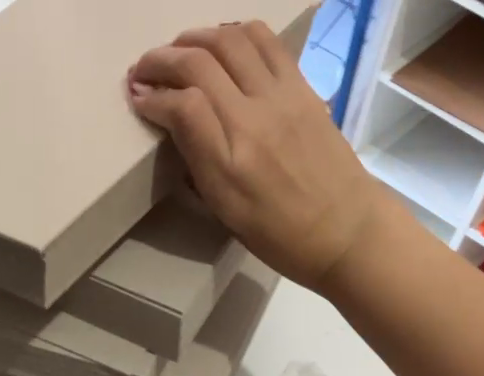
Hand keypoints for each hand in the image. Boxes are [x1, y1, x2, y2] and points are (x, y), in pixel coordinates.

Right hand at [128, 22, 394, 290]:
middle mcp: (253, 120)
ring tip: (179, 50)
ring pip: (229, 40)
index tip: (137, 99)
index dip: (151, 96)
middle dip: (161, 60)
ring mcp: (281, 97)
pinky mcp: (302, 88)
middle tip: (142, 69)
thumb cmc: (280, 235)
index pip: (181, 105)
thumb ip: (198, 164)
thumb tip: (174, 124)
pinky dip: (235, 32)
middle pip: (198, 62)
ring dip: (195, 38)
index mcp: (229, 163)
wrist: (346, 231)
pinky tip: (222, 44)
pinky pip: (265, 41)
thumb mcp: (226, 212)